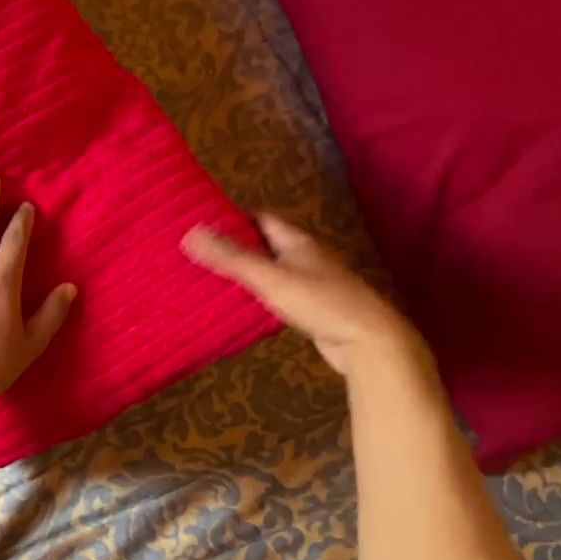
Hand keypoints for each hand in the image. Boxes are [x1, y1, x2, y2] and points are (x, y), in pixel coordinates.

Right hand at [182, 214, 427, 380]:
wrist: (371, 343)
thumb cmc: (321, 302)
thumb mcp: (270, 277)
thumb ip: (231, 257)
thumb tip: (189, 232)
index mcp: (298, 241)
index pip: (261, 218)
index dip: (232, 216)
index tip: (201, 222)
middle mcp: (307, 256)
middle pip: (265, 241)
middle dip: (234, 243)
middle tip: (200, 249)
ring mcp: (313, 281)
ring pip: (272, 267)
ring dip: (246, 268)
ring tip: (211, 274)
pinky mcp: (314, 306)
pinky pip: (278, 290)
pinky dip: (258, 291)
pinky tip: (241, 301)